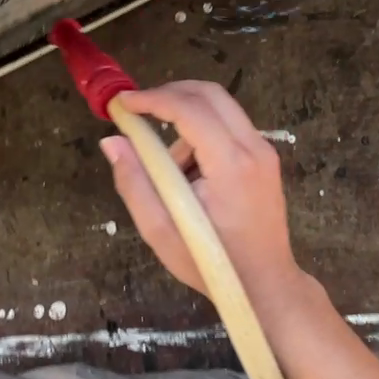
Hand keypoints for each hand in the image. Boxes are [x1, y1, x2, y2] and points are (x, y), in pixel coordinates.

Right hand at [102, 81, 307, 307]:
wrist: (265, 285)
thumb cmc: (212, 263)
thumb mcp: (160, 231)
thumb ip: (134, 182)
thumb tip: (112, 141)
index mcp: (230, 164)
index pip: (189, 109)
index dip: (152, 99)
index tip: (122, 103)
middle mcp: (254, 147)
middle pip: (210, 93)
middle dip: (169, 93)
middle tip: (137, 110)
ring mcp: (264, 150)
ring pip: (219, 107)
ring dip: (185, 121)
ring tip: (168, 171)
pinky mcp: (265, 158)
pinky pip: (228, 126)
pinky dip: (201, 133)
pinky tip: (189, 176)